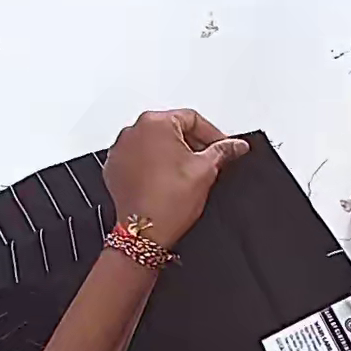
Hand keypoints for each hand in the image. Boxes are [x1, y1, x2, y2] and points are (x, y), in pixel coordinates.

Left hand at [102, 110, 249, 248]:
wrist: (144, 232)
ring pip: (154, 142)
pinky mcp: (114, 167)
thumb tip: (237, 145)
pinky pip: (138, 157)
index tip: (222, 146)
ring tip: (186, 172)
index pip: (192, 118)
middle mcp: (133, 131)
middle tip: (208, 160)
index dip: (212, 134)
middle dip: (192, 143)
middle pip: (172, 128)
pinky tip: (166, 180)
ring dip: (171, 153)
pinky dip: (152, 164)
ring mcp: (120, 149)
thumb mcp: (206, 170)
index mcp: (155, 123)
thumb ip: (223, 150)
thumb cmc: (168, 201)